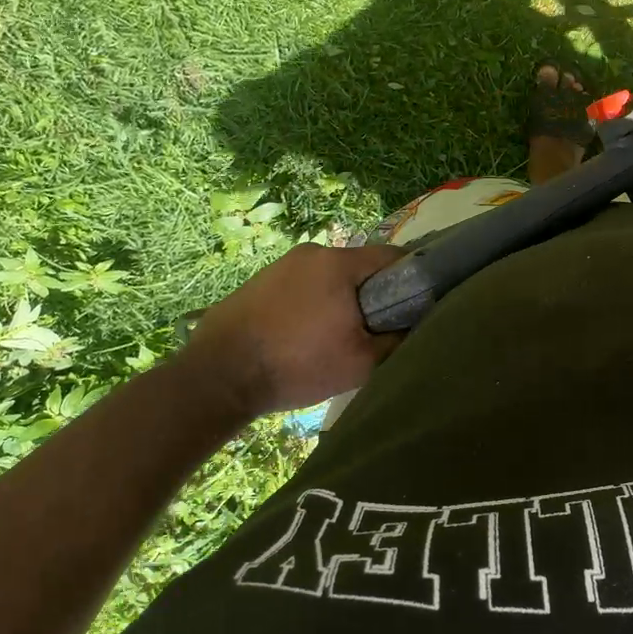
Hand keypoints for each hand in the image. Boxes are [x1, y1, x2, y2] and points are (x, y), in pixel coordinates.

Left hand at [182, 243, 406, 417]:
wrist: (214, 380)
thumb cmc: (296, 365)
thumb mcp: (362, 362)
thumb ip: (399, 339)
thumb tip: (418, 325)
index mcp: (339, 262)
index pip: (395, 257)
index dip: (414, 279)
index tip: (418, 306)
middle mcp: (311, 253)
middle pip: (362, 268)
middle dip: (375, 294)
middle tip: (377, 328)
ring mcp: (280, 266)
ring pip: (331, 278)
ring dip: (342, 300)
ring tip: (340, 336)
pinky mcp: (258, 282)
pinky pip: (302, 287)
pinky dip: (314, 305)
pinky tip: (306, 336)